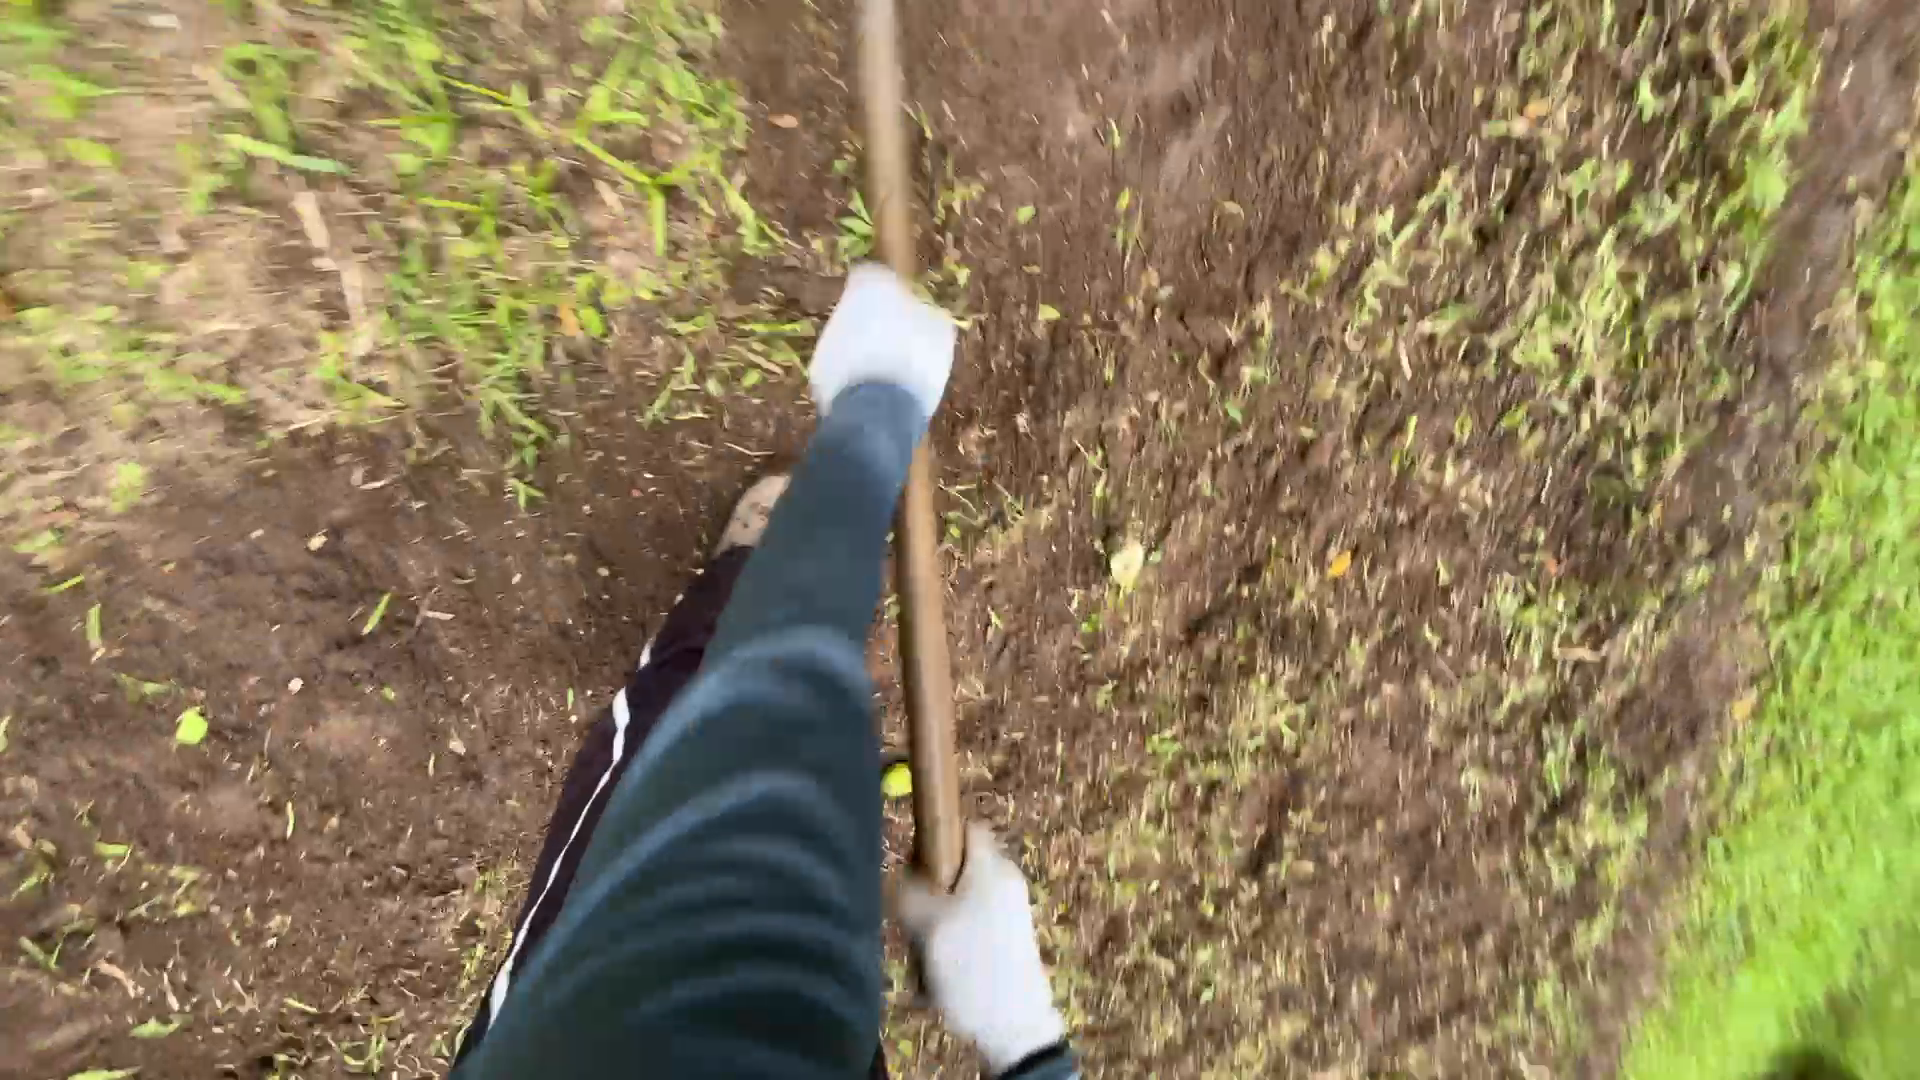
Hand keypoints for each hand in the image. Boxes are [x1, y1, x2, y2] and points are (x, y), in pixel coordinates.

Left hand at [810, 264, 955, 418]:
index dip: (893, 296)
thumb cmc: (916, 363)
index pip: (879, 278)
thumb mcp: (939, 335)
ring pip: (848, 338)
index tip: (907, 315)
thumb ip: (930, 316)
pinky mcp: (817, 369)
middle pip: (860, 310)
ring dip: (863, 351)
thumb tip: (927, 313)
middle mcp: (844, 304)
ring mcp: (827, 337)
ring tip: (887, 376)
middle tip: (898, 348)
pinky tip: (870, 393)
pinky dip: (851, 375)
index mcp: (874, 285)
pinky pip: (838, 366)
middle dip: (875, 325)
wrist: (879, 409)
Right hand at [893, 823, 1065, 1074]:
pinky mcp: (1008, 941)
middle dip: (931, 890)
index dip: (937, 835)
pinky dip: (952, 944)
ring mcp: (1009, 912)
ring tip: (927, 956)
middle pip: (957, 866)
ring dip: (937, 924)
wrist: (1016, 1031)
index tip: (915, 861)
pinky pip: (970, 927)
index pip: (965, 826)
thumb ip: (909, 892)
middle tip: (915, 919)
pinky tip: (940, 976)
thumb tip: (896, 873)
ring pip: (958, 901)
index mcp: (992, 867)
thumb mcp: (930, 926)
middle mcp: (1005, 882)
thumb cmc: (974, 968)